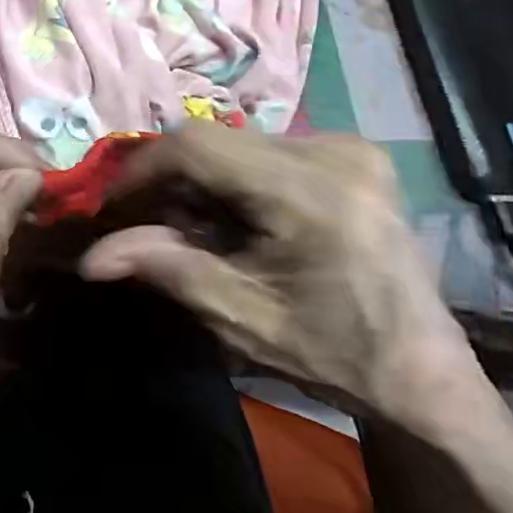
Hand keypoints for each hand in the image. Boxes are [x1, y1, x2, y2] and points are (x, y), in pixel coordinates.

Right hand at [77, 123, 477, 423]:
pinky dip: (228, 177)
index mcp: (314, 193)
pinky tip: (231, 218)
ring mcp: (349, 148)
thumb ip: (163, 269)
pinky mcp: (352, 154)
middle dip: (166, 178)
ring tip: (190, 227)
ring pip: (232, 141)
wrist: (423, 374)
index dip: (141, 168)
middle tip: (148, 223)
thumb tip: (89, 257)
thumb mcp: (237, 315)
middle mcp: (336, 152)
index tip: (113, 205)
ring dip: (196, 178)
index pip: (197, 145)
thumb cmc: (332, 353)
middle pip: (212, 139)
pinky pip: (260, 148)